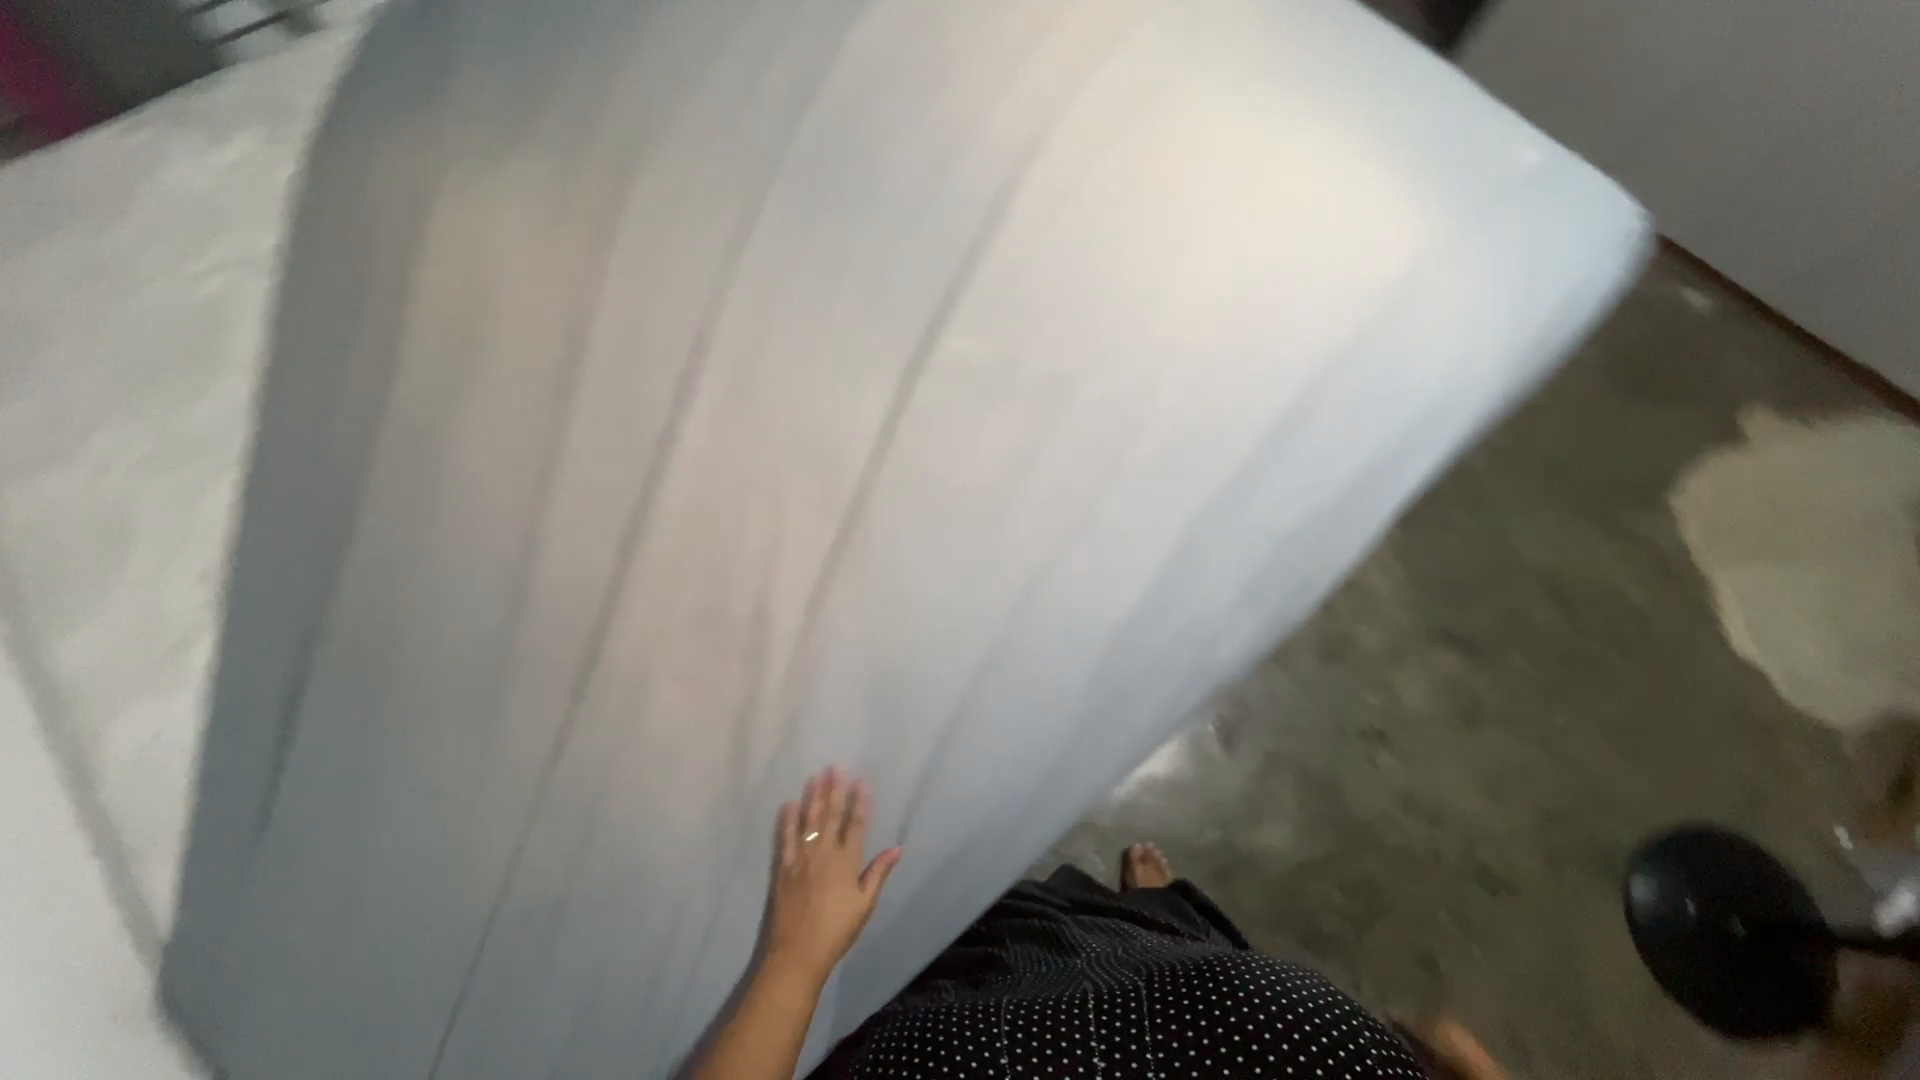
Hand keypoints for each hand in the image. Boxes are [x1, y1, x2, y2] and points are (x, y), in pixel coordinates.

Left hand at [764, 767, 900, 981]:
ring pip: (808, 820)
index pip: (856, 824)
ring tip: (815, 776)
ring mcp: (801, 859)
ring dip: (811, 796)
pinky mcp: (782, 868)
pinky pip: (784, 838)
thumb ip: (878, 873)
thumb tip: (897, 848)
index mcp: (847, 862)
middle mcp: (824, 854)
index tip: (861, 780)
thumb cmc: (836, 931)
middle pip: (830, 816)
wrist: (797, 953)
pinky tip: (788, 804)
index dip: (859, 802)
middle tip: (834, 766)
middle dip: (833, 790)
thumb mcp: (865, 905)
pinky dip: (786, 820)